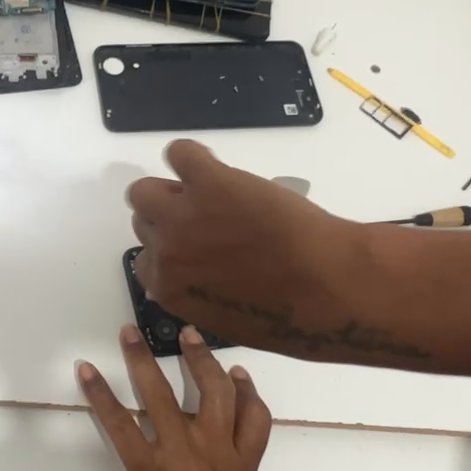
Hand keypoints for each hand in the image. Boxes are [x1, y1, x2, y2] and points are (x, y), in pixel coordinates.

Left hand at [78, 324, 346, 470]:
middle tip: (185, 332)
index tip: (238, 369)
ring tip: (129, 332)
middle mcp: (216, 458)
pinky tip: (87, 373)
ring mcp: (181, 462)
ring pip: (163, 398)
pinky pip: (122, 426)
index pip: (255, 418)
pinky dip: (101, 397)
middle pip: (214, 394)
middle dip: (200, 359)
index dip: (247, 391)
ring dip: (143, 361)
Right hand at [128, 140, 423, 362]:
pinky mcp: (208, 181)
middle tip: (201, 217)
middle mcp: (166, 250)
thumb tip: (192, 276)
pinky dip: (189, 156)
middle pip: (144, 221)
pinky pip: (180, 153)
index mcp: (168, 288)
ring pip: (146, 190)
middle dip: (166, 219)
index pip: (144, 260)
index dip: (166, 248)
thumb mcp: (226, 317)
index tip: (188, 244)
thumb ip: (196, 294)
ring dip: (171, 190)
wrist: (326, 286)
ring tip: (204, 190)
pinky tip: (209, 165)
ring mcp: (183, 213)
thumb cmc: (288, 313)